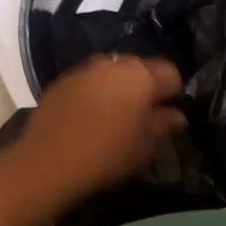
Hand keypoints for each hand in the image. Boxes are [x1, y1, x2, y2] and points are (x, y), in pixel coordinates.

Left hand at [6, 56, 187, 200]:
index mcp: (141, 74)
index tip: (168, 115)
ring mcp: (85, 69)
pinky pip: (89, 82)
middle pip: (141, 69)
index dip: (174, 94)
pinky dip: (94, 94)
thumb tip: (177, 114)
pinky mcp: (62, 81)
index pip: (171, 73)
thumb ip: (165, 123)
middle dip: (146, 88)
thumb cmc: (108, 153)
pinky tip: (88, 119)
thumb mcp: (146, 145)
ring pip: (113, 73)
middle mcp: (114, 63)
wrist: (48, 162)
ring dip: (118, 89)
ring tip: (114, 118)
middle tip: (143, 117)